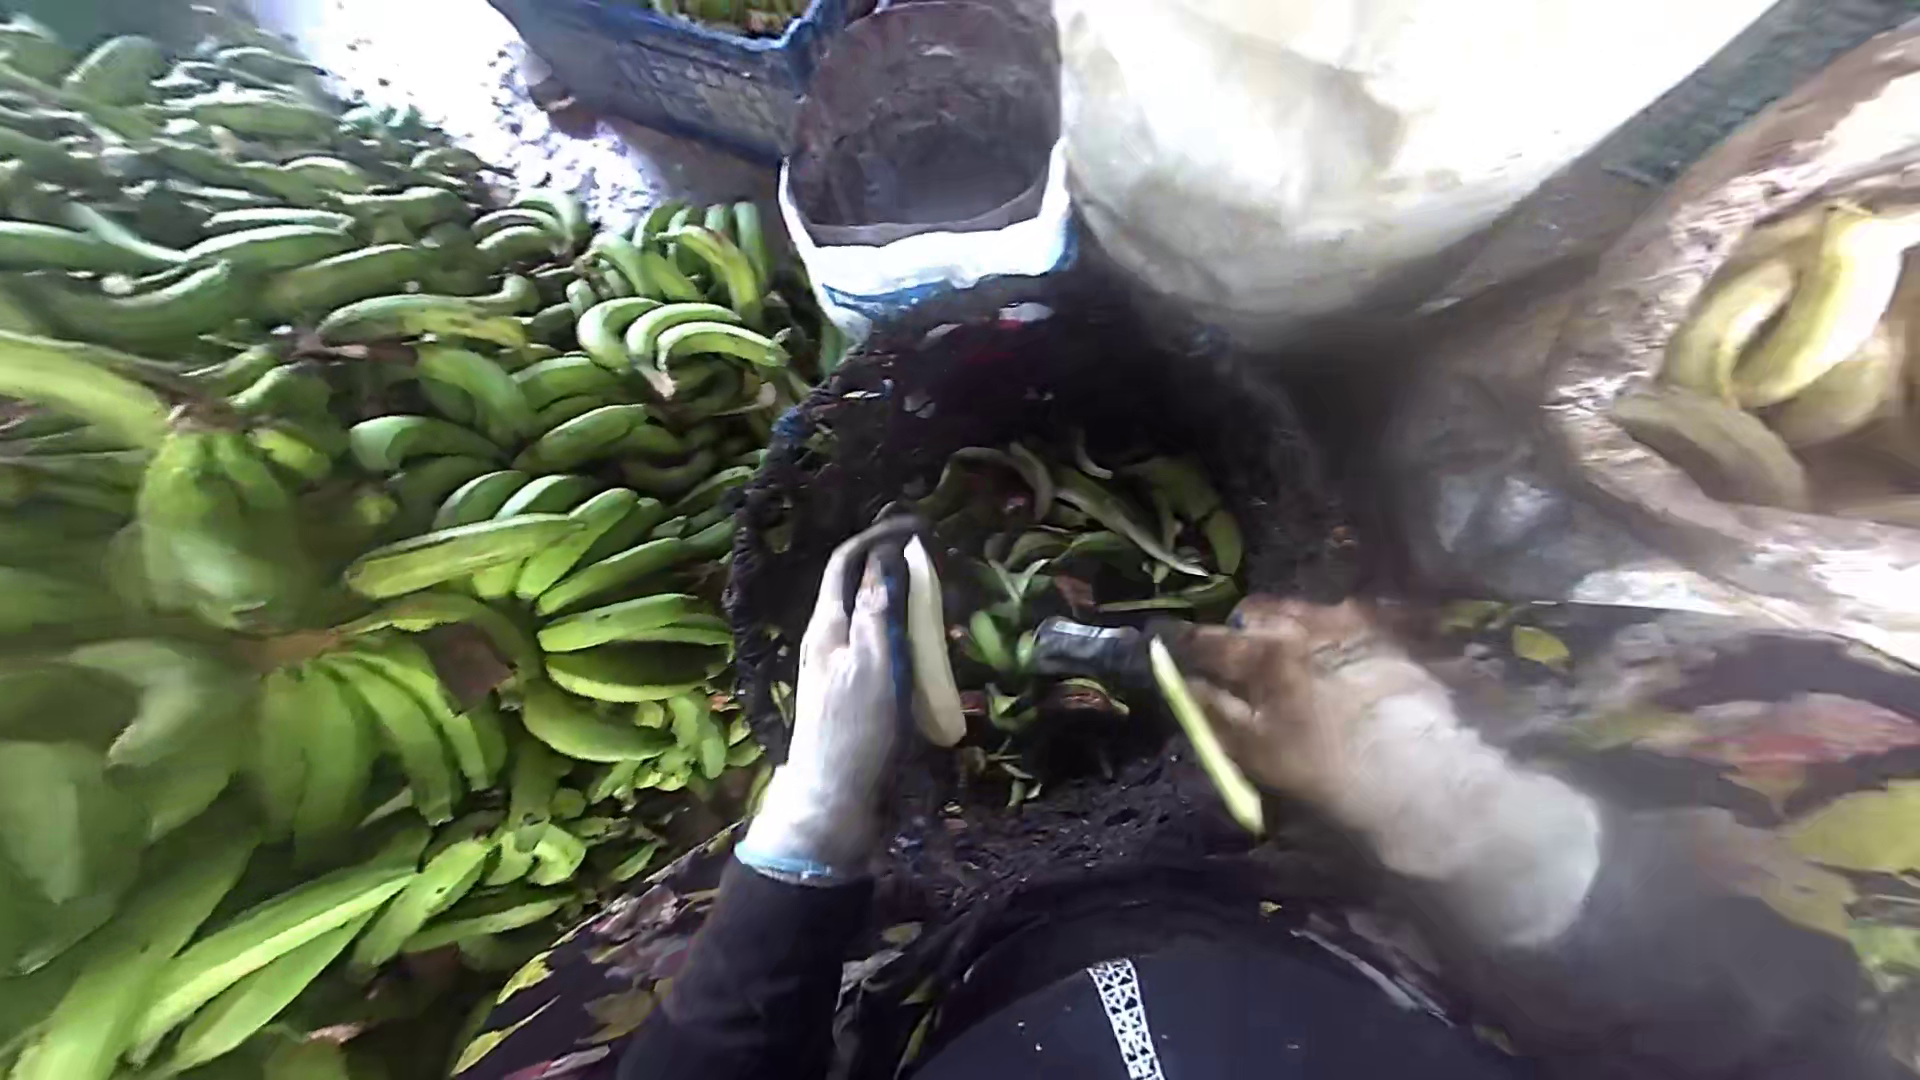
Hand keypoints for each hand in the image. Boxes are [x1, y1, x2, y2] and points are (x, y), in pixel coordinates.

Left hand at [738, 521, 909, 883]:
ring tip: (930, 588)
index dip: (875, 537)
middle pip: (854, 582)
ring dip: (894, 590)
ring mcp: (836, 657)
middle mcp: (826, 633)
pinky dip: (896, 622)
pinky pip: (873, 634)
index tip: (912, 525)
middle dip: (888, 560)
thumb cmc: (854, 727)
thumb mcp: (871, 665)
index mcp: (827, 624)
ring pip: (865, 608)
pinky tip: (916, 633)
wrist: (831, 790)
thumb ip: (875, 612)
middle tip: (929, 557)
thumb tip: (883, 559)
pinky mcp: (848, 678)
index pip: (846, 562)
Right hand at [1168, 597, 1419, 816]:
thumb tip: (1184, 682)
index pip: (1206, 639)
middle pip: (1251, 612)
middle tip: (1237, 654)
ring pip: (1294, 610)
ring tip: (1286, 653)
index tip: (1172, 646)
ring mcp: (1344, 622)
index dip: (1184, 643)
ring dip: (1279, 625)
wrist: (1422, 772)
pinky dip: (1321, 631)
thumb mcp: (1254, 748)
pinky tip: (1328, 657)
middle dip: (1236, 628)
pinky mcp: (1379, 632)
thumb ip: (1212, 710)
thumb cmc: (1325, 764)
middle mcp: (1299, 624)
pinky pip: (1337, 618)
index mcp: (1262, 652)